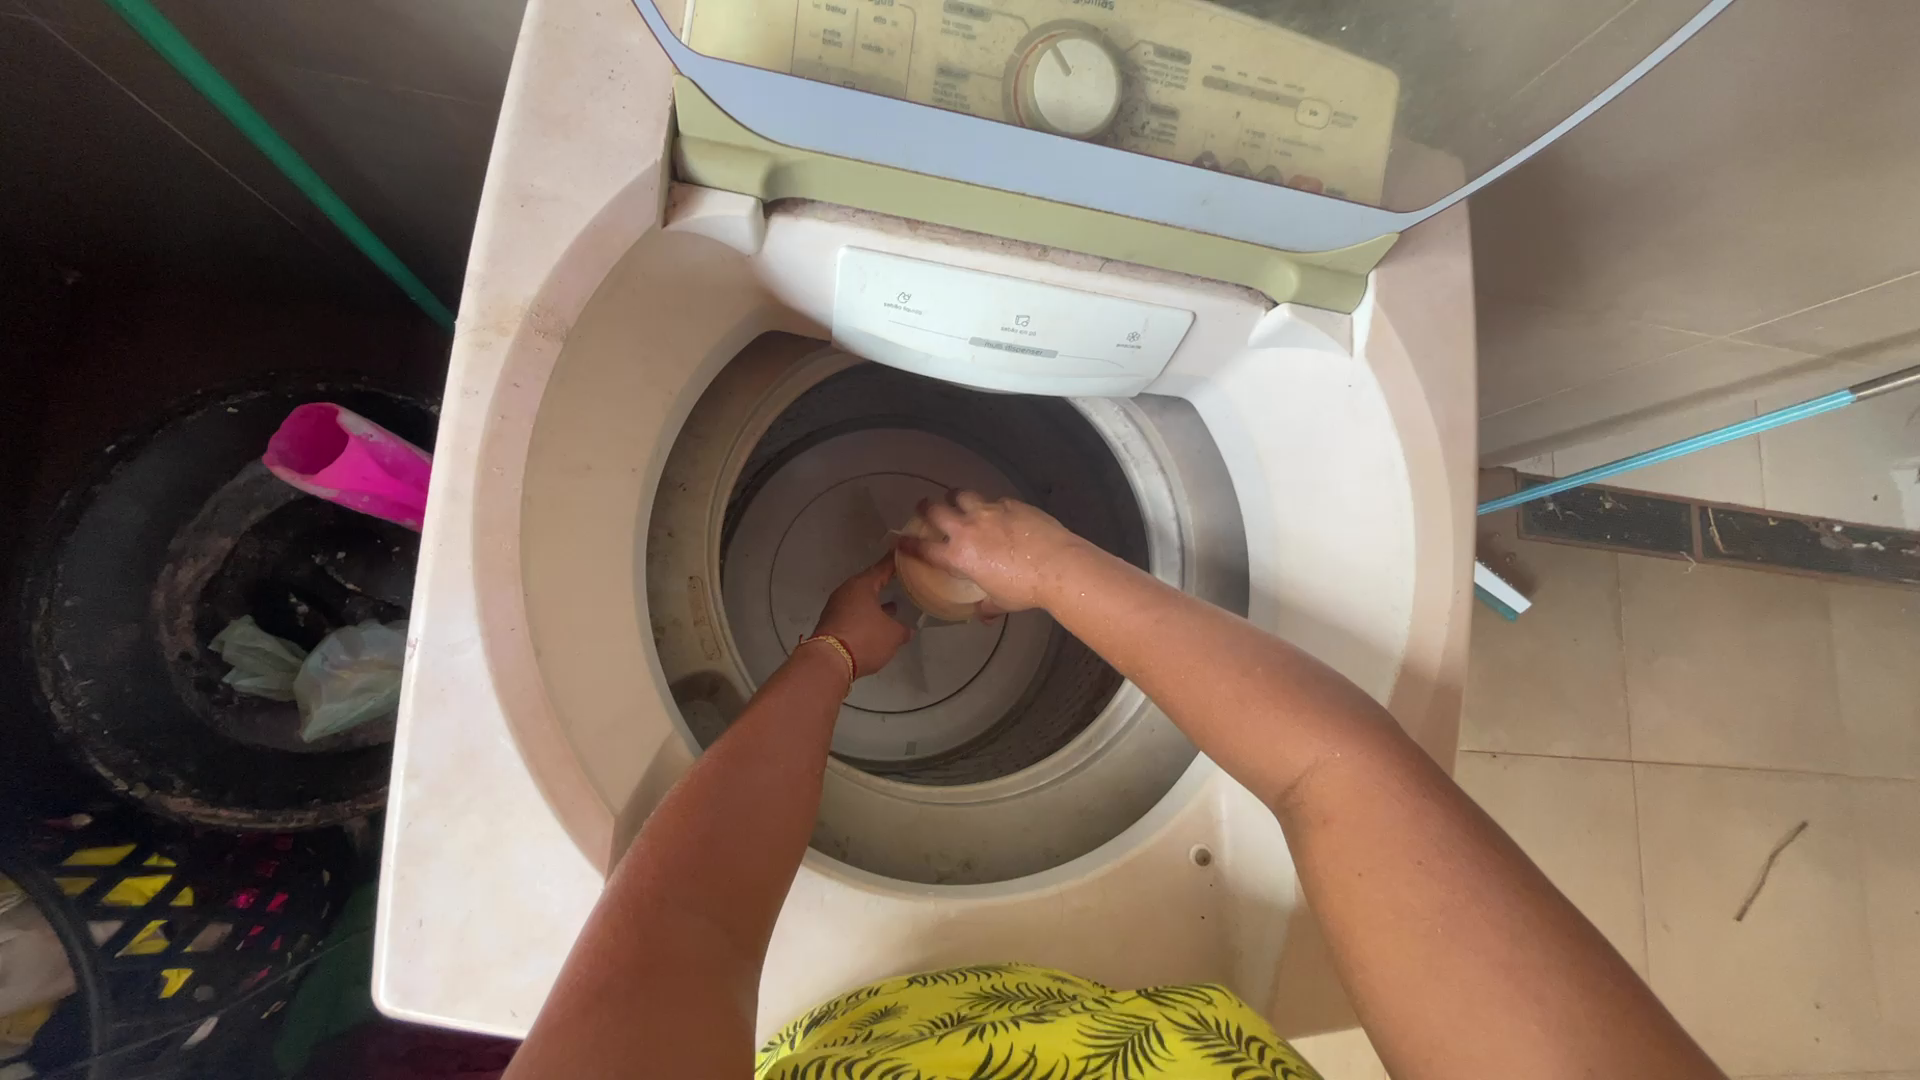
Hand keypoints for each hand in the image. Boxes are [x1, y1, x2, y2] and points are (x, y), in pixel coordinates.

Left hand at [811, 557, 912, 676]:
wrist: (829, 662)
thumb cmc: (865, 639)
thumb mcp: (892, 635)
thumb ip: (902, 629)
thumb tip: (908, 630)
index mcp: (862, 585)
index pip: (883, 567)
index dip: (896, 562)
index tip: (905, 556)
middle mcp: (846, 591)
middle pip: (869, 583)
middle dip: (885, 583)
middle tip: (901, 581)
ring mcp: (836, 607)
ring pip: (860, 600)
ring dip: (875, 603)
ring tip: (892, 605)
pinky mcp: (831, 623)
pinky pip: (853, 614)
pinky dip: (865, 616)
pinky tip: (876, 624)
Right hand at [898, 491, 1084, 614]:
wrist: (1057, 565)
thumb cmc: (1024, 589)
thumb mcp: (1001, 602)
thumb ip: (988, 606)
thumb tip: (983, 615)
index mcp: (959, 556)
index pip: (924, 548)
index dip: (909, 544)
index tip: (901, 540)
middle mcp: (968, 529)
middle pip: (937, 510)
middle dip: (926, 507)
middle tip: (924, 507)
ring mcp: (989, 512)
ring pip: (963, 495)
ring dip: (955, 497)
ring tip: (955, 498)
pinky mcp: (1011, 504)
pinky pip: (995, 500)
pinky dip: (991, 505)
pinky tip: (999, 511)